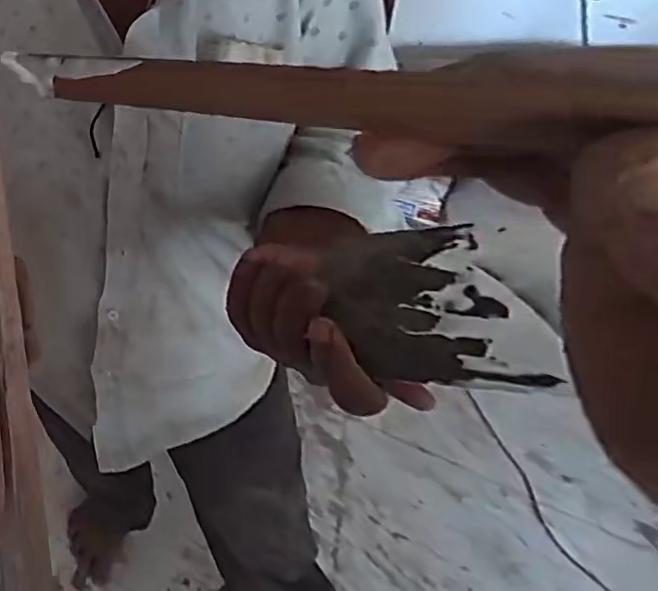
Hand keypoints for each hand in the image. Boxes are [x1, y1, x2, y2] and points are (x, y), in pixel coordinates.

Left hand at [227, 241, 435, 416]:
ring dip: (272, 287)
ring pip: (259, 321)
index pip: (351, 392)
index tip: (327, 325)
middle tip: (313, 281)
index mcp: (355, 381)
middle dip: (295, 308)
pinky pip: (237, 306)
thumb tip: (421, 397)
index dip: (335, 362)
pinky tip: (261, 260)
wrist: (326, 281)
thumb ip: (406, 362)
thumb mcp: (392, 332)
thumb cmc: (365, 308)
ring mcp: (273, 347)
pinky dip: (246, 279)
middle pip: (289, 345)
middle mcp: (309, 369)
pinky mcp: (247, 325)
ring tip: (292, 264)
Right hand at [352, 47, 657, 588]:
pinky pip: (536, 158)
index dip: (556, 87)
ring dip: (460, 127)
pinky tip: (412, 159)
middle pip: (602, 100)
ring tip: (378, 150)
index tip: (443, 103)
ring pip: (554, 123)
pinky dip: (466, 152)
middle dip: (486, 104)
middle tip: (384, 127)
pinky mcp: (620, 210)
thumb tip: (634, 153)